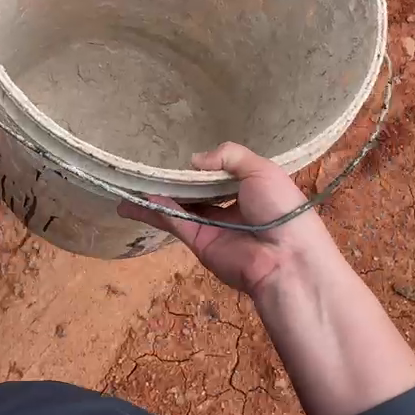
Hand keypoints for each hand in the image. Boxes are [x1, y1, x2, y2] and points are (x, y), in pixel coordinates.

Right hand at [116, 142, 333, 298]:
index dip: (200, 167)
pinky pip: (173, 222)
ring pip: (177, 207)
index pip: (219, 176)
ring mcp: (211, 227)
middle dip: (171, 183)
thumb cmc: (281, 209)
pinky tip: (132, 203)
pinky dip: (153, 212)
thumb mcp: (262, 169)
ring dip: (153, 198)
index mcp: (249, 190)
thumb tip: (194, 160)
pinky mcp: (198, 242)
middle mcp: (228, 208)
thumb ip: (229, 155)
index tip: (180, 157)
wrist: (287, 259)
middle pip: (193, 192)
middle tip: (145, 171)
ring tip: (127, 188)